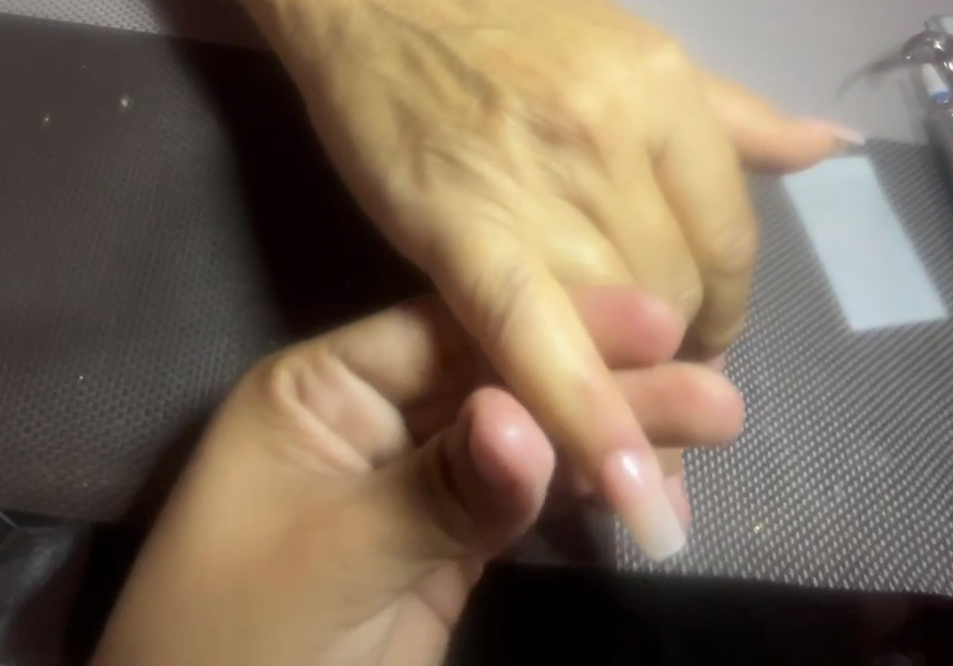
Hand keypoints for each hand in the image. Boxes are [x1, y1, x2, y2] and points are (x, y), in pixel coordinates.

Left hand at [94, 290, 743, 665]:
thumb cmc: (239, 641)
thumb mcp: (332, 558)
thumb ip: (437, 487)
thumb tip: (530, 417)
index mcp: (320, 386)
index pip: (442, 334)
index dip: (541, 325)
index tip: (646, 318)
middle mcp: (367, 414)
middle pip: (491, 381)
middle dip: (595, 381)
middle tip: (708, 374)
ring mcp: (407, 477)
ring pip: (515, 440)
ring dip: (604, 436)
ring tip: (713, 418)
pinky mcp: (438, 539)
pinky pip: (515, 501)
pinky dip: (577, 492)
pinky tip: (647, 479)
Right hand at [270, 0, 843, 558]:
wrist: (375, 0)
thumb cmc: (494, 23)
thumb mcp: (625, 44)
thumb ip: (731, 111)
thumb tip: (833, 147)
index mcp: (663, 88)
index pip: (726, 237)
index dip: (718, 305)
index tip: (687, 333)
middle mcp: (616, 136)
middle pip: (673, 288)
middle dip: (664, 343)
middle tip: (625, 360)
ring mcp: (539, 183)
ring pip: (616, 320)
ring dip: (622, 376)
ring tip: (602, 403)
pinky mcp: (460, 227)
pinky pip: (531, 330)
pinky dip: (579, 411)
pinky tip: (622, 490)